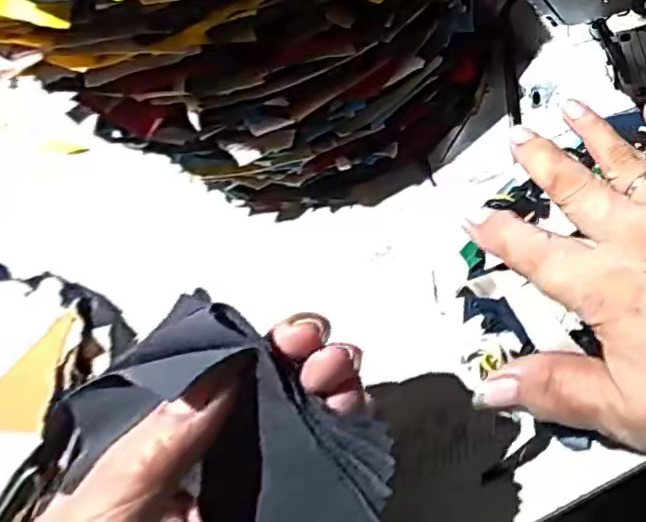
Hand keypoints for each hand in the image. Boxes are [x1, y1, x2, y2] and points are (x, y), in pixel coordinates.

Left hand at [39, 315, 368, 521]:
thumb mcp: (96, 515)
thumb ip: (152, 445)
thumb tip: (223, 368)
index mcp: (162, 458)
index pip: (220, 382)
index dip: (255, 349)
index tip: (280, 335)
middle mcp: (221, 461)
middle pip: (281, 385)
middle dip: (309, 352)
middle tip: (314, 344)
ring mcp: (268, 480)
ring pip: (320, 404)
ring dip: (337, 375)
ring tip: (336, 369)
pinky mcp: (310, 497)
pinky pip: (344, 445)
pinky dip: (356, 416)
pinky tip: (350, 407)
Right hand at [464, 100, 645, 461]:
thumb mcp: (630, 412)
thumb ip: (561, 388)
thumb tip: (498, 385)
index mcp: (609, 289)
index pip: (540, 257)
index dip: (505, 237)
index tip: (480, 217)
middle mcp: (641, 238)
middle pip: (578, 193)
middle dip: (544, 164)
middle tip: (520, 140)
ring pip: (630, 162)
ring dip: (599, 133)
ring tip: (574, 109)